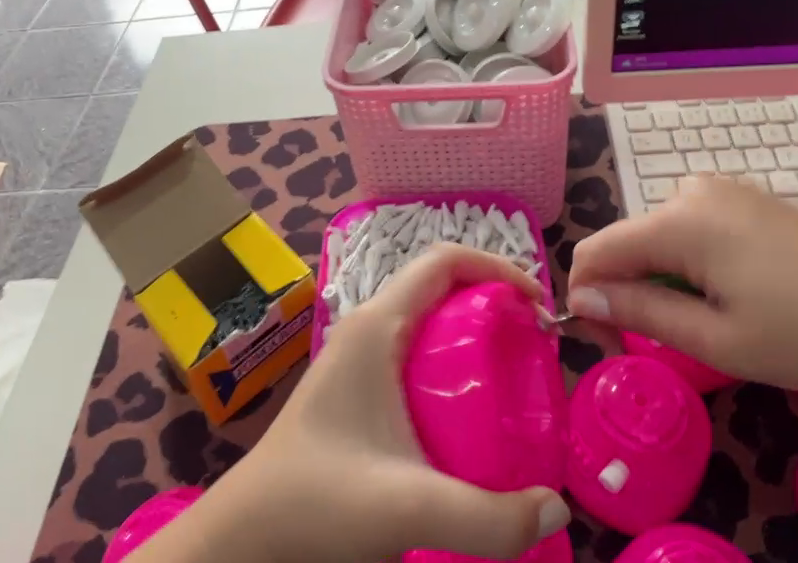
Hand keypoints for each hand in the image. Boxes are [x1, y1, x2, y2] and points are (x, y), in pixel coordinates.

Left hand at [136, 244, 570, 562]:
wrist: (242, 539)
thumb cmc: (315, 505)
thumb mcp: (407, 510)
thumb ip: (488, 518)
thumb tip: (554, 504)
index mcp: (377, 328)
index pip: (444, 261)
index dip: (498, 268)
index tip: (539, 309)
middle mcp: (368, 332)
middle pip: (442, 291)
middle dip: (493, 309)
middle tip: (534, 354)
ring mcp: (359, 362)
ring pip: (430, 328)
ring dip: (475, 343)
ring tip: (514, 387)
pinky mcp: (357, 394)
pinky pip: (417, 362)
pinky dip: (453, 374)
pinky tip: (471, 424)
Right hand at [566, 176, 797, 392]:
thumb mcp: (717, 340)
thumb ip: (639, 313)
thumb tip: (580, 298)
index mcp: (678, 221)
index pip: (595, 252)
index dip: (588, 300)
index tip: (610, 344)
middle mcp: (690, 191)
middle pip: (628, 243)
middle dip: (631, 292)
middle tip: (671, 345)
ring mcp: (721, 190)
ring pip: (659, 238)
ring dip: (664, 281)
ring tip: (711, 324)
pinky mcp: (745, 199)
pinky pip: (691, 229)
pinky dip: (692, 265)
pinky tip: (734, 296)